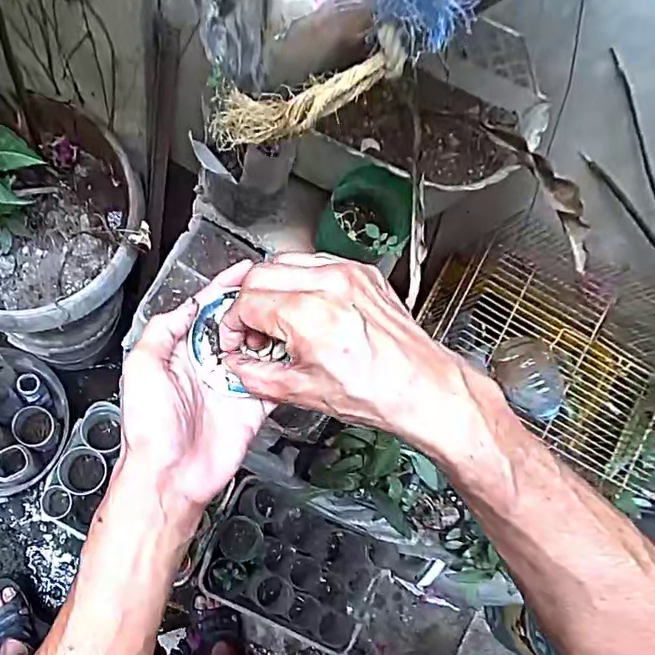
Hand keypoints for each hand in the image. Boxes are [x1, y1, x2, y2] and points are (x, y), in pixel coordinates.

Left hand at [115, 262, 273, 519]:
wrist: (168, 475)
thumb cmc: (148, 429)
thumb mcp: (141, 365)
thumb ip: (162, 329)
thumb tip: (188, 305)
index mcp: (180, 353)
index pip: (206, 311)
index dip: (224, 289)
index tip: (242, 271)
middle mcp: (206, 367)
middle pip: (237, 326)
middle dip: (252, 307)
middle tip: (269, 290)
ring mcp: (230, 386)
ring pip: (258, 351)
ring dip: (270, 334)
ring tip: (283, 315)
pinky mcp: (250, 408)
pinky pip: (272, 383)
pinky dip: (284, 370)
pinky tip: (292, 352)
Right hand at [221, 254, 498, 453]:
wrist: (423, 388)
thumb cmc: (379, 393)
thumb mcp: (303, 393)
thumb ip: (257, 377)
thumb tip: (239, 365)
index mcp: (310, 315)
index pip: (246, 302)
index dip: (230, 324)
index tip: (234, 340)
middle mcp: (330, 285)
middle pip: (259, 274)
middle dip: (245, 303)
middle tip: (250, 331)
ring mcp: (348, 274)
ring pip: (284, 261)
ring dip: (269, 288)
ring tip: (275, 320)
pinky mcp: (362, 274)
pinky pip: (313, 263)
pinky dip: (297, 281)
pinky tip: (301, 308)